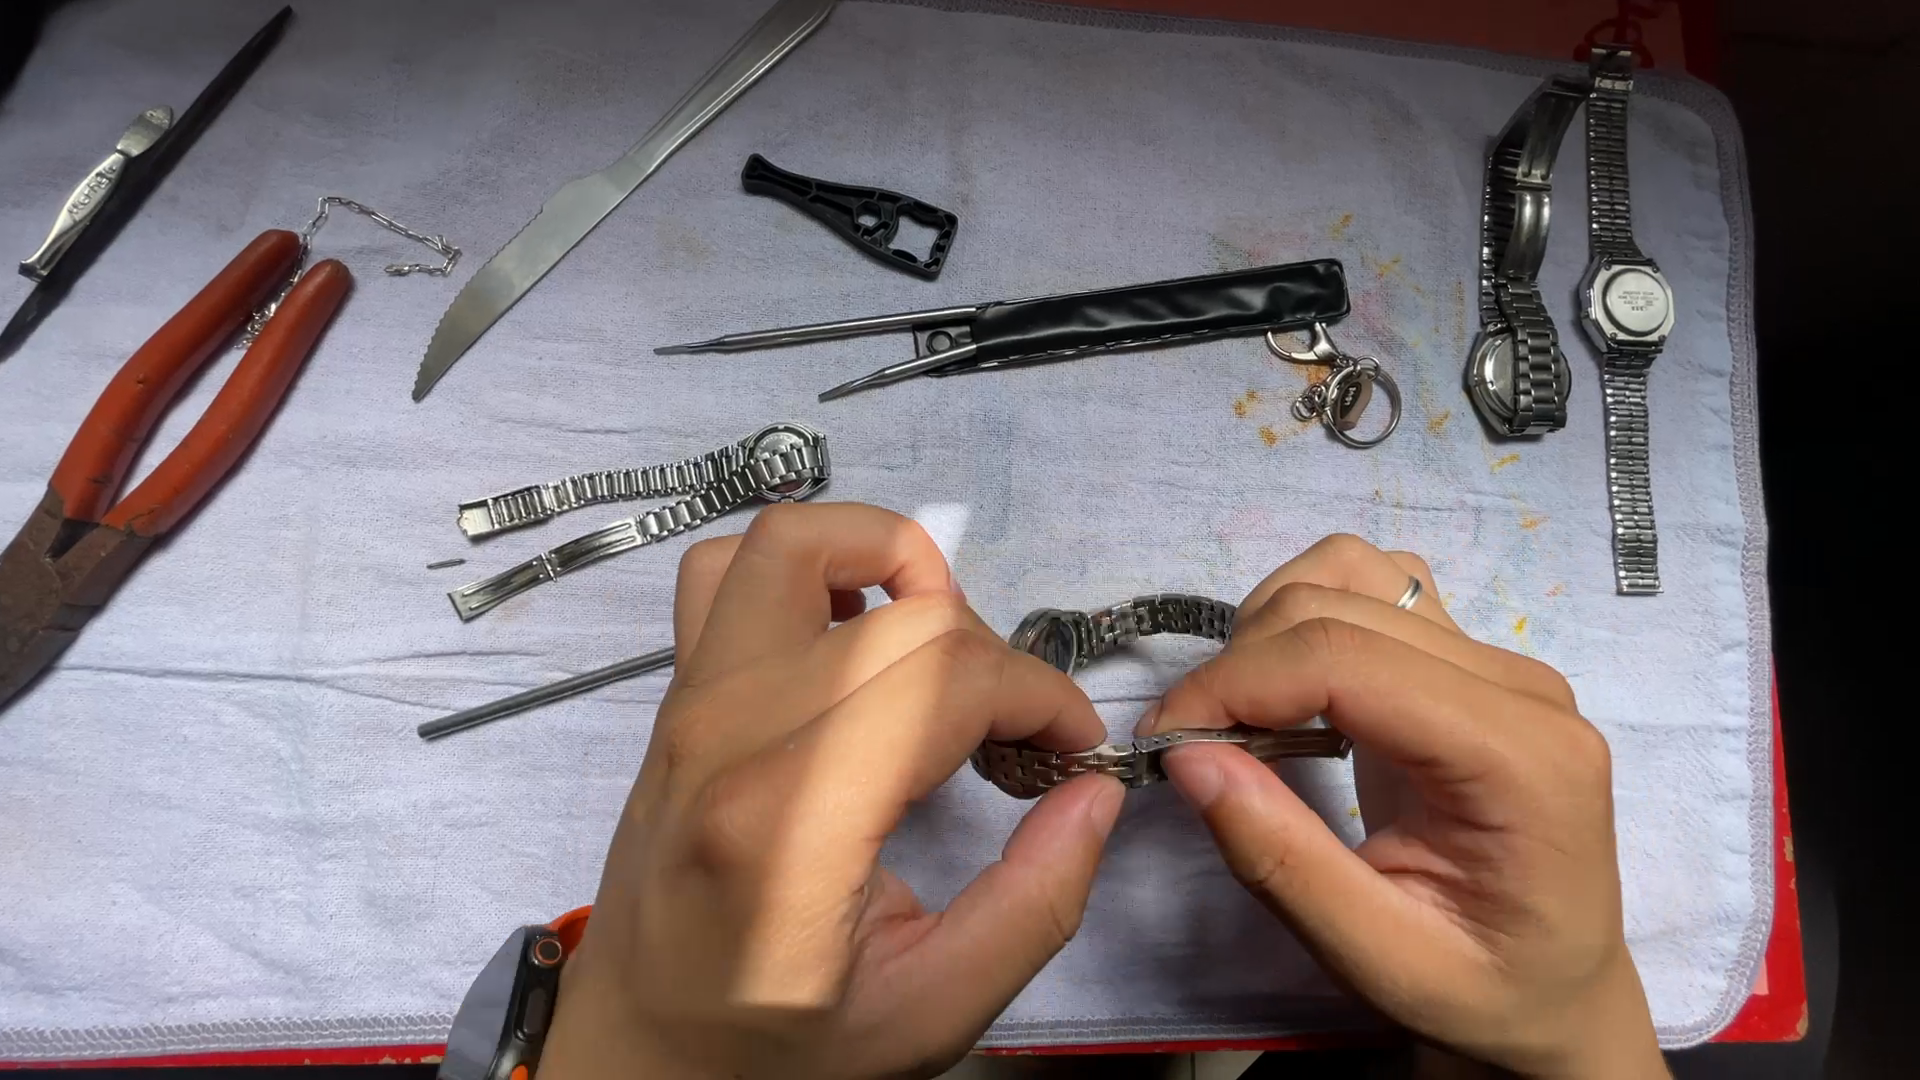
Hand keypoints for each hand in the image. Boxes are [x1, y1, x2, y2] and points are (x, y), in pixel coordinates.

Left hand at [540, 503, 1124, 1079]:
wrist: (636, 1051)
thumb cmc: (777, 1043)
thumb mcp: (932, 1009)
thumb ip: (1036, 901)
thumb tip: (1094, 790)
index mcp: (795, 818)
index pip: (948, 679)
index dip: (1039, 693)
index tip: (1072, 743)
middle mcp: (729, 728)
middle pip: (902, 614)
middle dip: (990, 651)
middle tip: (1005, 718)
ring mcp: (692, 695)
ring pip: (792, 542)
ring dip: (885, 559)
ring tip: (928, 637)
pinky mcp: (678, 687)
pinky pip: (725, 568)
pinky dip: (800, 566)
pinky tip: (844, 627)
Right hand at [1142, 535, 1666, 1079]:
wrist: (1553, 980)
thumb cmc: (1481, 986)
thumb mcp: (1379, 963)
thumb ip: (1282, 862)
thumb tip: (1188, 755)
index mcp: (1519, 758)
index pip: (1343, 661)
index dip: (1233, 683)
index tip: (1166, 737)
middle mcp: (1514, 682)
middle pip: (1330, 608)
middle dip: (1235, 667)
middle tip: (1191, 741)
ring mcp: (1491, 654)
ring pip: (1342, 571)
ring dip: (1263, 628)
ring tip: (1241, 708)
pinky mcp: (1461, 647)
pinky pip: (1364, 576)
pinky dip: (1300, 607)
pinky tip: (1289, 675)